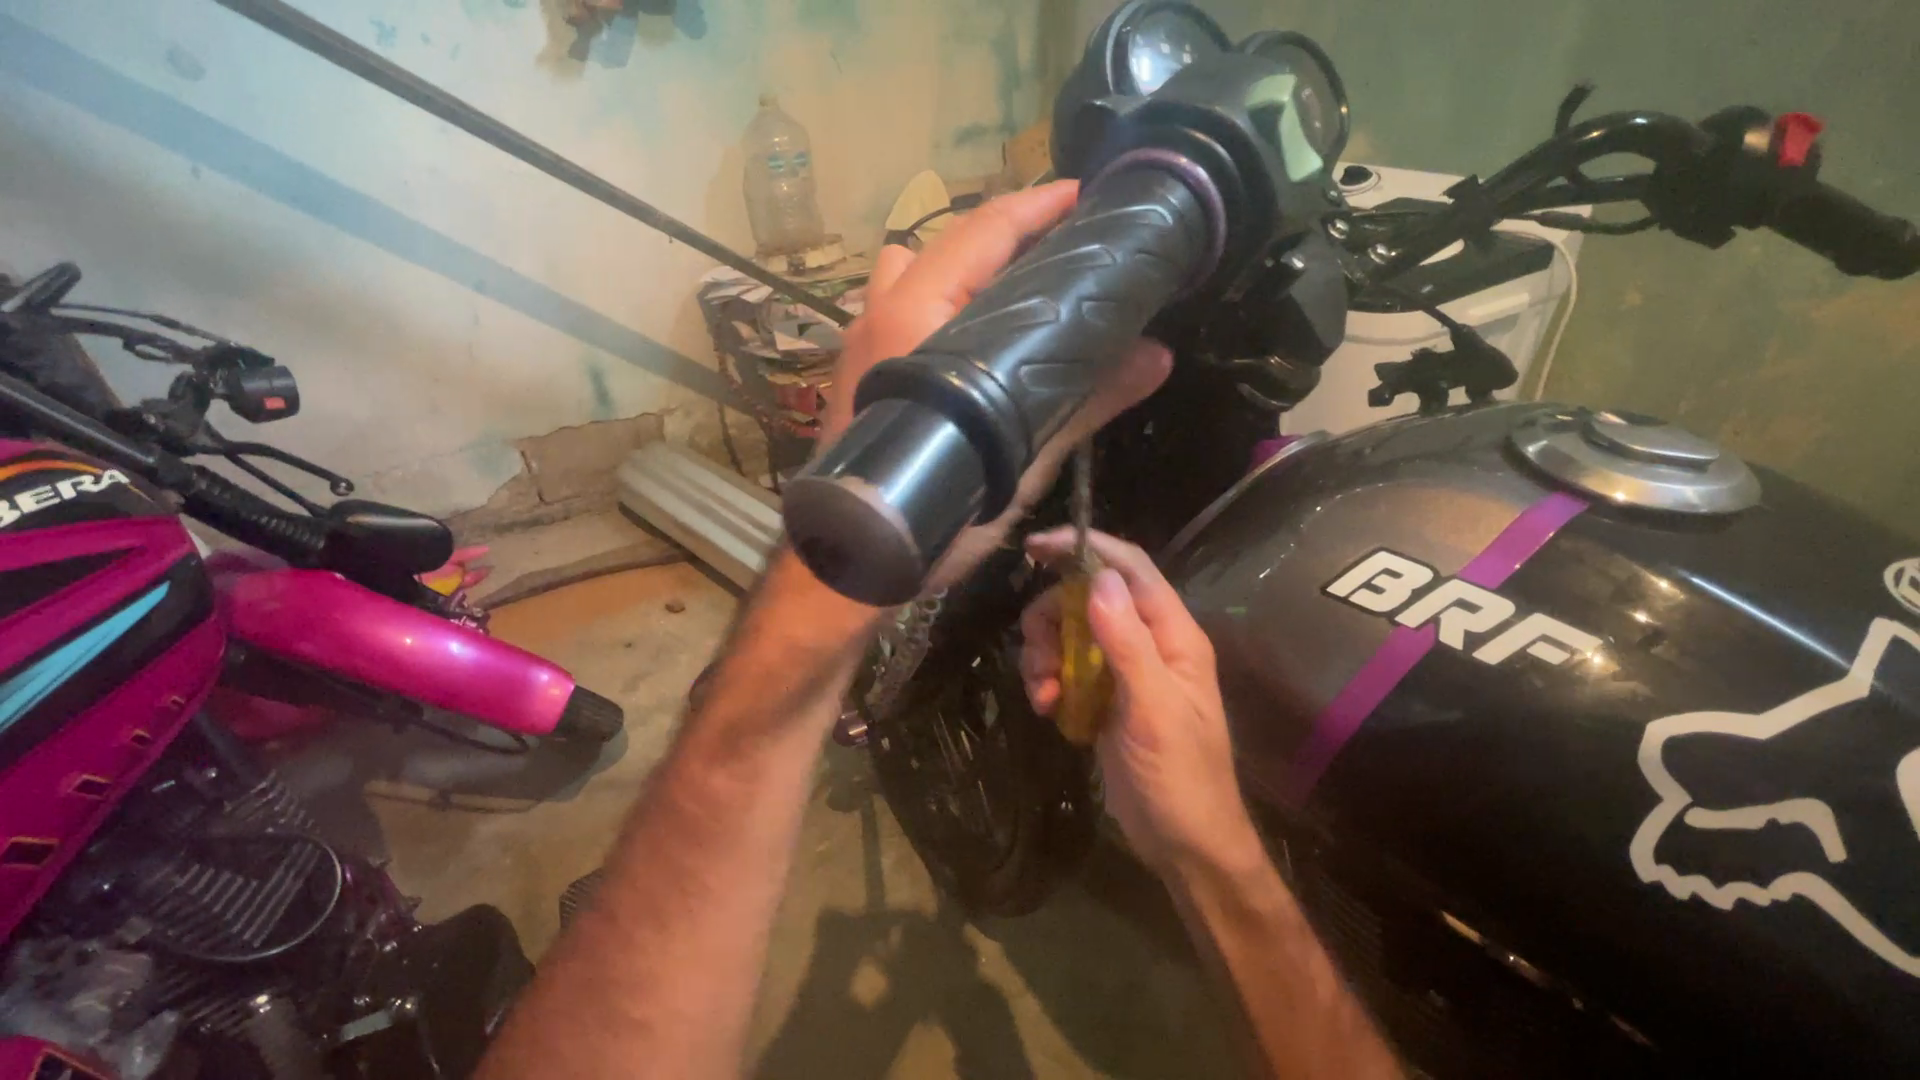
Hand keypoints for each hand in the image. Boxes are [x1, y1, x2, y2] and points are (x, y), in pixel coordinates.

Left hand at [819, 181, 1172, 594]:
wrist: (853, 561)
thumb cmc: (934, 512)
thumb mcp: (1021, 458)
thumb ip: (1088, 401)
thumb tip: (1157, 358)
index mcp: (915, 317)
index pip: (983, 232)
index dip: (1038, 206)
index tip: (1088, 197)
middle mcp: (882, 313)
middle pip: (948, 241)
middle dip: (1006, 234)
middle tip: (1066, 247)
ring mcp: (862, 340)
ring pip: (914, 269)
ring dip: (963, 267)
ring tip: (1017, 289)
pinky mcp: (858, 370)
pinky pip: (900, 305)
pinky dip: (940, 299)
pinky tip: (974, 336)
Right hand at [1019, 528, 1263, 878]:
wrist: (1184, 844)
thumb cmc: (1181, 777)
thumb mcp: (1153, 709)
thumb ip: (1128, 643)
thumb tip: (1099, 579)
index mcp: (1173, 636)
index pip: (1130, 569)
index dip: (1085, 549)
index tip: (1035, 547)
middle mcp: (1149, 643)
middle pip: (1088, 599)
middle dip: (1053, 618)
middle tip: (1037, 657)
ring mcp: (1124, 671)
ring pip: (1070, 633)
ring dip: (1044, 656)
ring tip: (1042, 695)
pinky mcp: (1104, 698)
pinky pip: (1065, 668)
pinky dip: (1048, 682)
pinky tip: (1048, 711)